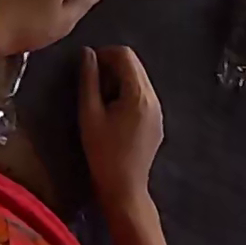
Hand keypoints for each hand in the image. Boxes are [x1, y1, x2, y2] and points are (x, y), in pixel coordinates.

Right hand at [79, 46, 162, 211]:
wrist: (125, 190)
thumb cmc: (103, 153)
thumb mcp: (89, 115)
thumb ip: (88, 81)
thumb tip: (87, 53)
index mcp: (138, 94)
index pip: (125, 55)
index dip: (105, 53)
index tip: (89, 66)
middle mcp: (153, 96)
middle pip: (134, 64)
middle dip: (112, 65)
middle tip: (93, 82)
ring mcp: (158, 109)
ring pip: (139, 77)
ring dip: (120, 77)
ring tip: (102, 97)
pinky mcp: (157, 119)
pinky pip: (144, 92)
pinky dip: (129, 90)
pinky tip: (115, 110)